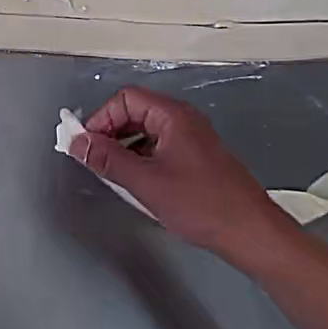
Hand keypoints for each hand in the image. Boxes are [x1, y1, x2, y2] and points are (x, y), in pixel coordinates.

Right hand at [70, 86, 296, 258]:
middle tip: (96, 161)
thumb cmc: (201, 203)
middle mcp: (183, 119)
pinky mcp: (196, 156)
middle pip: (136, 111)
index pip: (126, 98)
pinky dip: (142, 157)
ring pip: (147, 130)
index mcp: (172, 115)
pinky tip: (138, 183)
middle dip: (111, 132)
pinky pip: (160, 146)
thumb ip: (108, 160)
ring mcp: (192, 137)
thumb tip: (79, 142)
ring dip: (125, 147)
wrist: (248, 230)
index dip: (102, 118)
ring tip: (114, 175)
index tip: (87, 146)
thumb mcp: (145, 182)